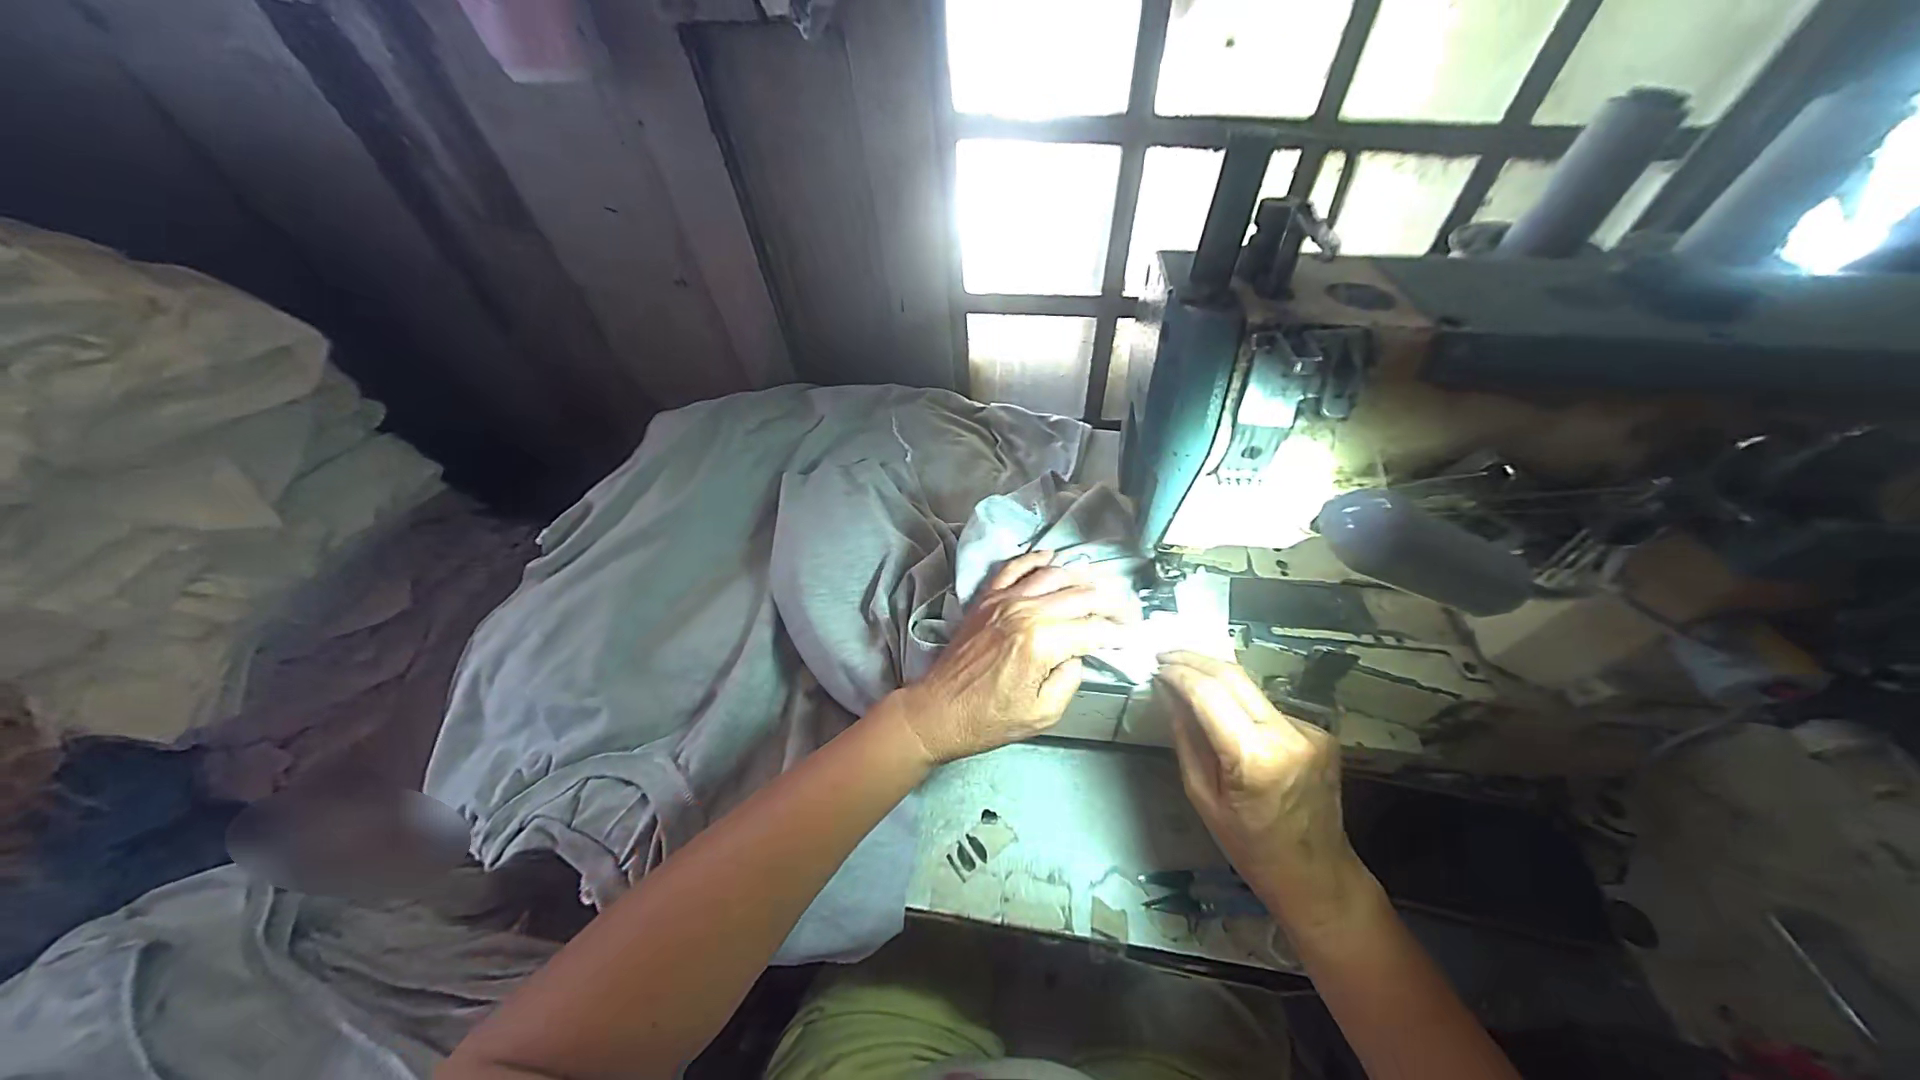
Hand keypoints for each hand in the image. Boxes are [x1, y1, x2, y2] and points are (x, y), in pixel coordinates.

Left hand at [894, 551, 1136, 764]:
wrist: (938, 711)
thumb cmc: (988, 719)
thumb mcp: (1042, 712)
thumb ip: (1069, 680)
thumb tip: (1078, 656)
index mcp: (1041, 642)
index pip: (1094, 629)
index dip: (1119, 632)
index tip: (1132, 636)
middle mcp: (1025, 613)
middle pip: (1079, 596)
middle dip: (1110, 601)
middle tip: (1127, 610)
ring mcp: (1003, 602)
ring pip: (1052, 576)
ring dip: (1080, 576)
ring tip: (1100, 580)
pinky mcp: (986, 600)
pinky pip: (1013, 569)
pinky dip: (1035, 560)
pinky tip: (1051, 557)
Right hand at [1156, 651, 1370, 932]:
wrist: (1317, 876)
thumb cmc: (1250, 847)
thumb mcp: (1202, 795)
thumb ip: (1185, 736)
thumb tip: (1167, 692)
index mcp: (1255, 757)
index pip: (1209, 693)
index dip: (1179, 673)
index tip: (1156, 666)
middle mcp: (1287, 735)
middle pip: (1234, 676)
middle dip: (1195, 660)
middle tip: (1165, 656)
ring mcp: (1309, 731)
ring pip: (1251, 688)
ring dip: (1217, 678)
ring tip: (1186, 677)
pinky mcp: (1319, 733)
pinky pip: (1268, 708)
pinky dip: (1241, 703)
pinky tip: (1226, 714)